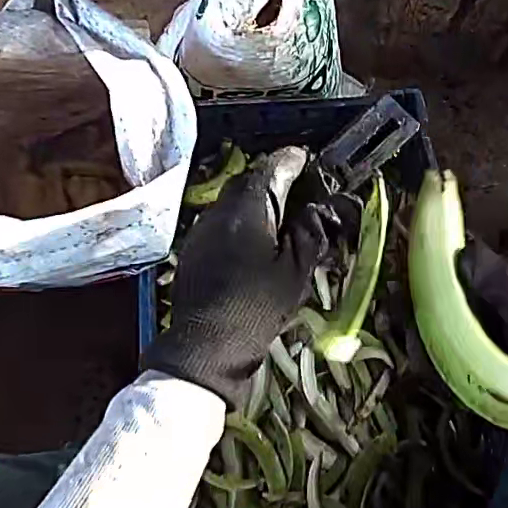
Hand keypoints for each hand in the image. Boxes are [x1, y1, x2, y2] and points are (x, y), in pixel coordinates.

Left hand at [144, 148, 340, 406]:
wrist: (207, 346)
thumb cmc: (258, 307)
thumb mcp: (296, 272)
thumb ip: (309, 233)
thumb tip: (314, 210)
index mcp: (247, 211)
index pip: (271, 170)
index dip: (293, 162)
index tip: (307, 160)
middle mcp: (218, 212)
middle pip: (248, 182)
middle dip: (273, 181)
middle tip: (298, 191)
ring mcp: (200, 230)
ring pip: (232, 202)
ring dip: (256, 203)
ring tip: (280, 218)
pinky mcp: (193, 249)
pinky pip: (221, 222)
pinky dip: (241, 222)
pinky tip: (255, 242)